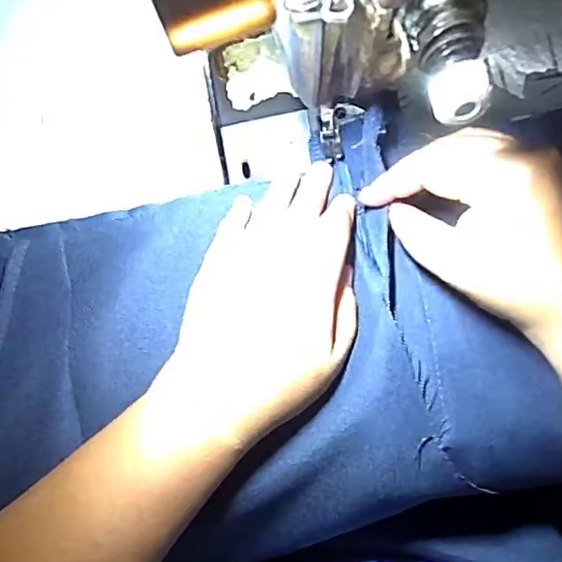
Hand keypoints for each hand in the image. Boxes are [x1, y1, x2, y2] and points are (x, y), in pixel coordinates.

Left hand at [150, 162, 357, 450]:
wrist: (215, 392)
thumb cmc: (281, 382)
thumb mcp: (333, 355)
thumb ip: (345, 309)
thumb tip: (345, 274)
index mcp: (315, 275)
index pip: (333, 230)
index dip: (342, 212)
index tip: (347, 202)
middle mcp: (280, 254)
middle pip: (301, 209)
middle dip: (315, 186)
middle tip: (322, 169)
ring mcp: (244, 256)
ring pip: (267, 211)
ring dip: (282, 189)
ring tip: (292, 173)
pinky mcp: (214, 265)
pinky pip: (230, 229)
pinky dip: (239, 213)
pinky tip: (246, 204)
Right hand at [358, 128, 561, 340]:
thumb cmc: (516, 289)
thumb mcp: (455, 265)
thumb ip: (416, 232)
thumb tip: (394, 210)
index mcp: (501, 174)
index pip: (434, 164)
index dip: (396, 180)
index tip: (369, 197)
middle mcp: (522, 152)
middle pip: (452, 145)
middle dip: (414, 167)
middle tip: (386, 192)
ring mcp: (538, 155)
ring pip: (472, 143)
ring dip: (437, 161)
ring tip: (409, 185)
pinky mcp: (544, 165)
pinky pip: (493, 150)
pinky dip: (463, 162)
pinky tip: (446, 181)